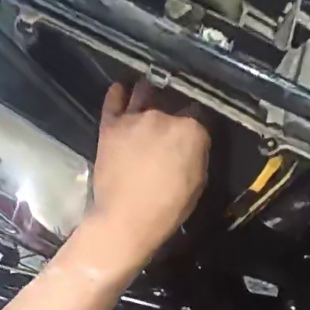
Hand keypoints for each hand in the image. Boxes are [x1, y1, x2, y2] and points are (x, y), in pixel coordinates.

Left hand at [81, 81, 209, 268]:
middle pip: (171, 98)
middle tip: (171, 115)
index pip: (199, 111)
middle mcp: (163, 115)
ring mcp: (135, 117)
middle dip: (173, 104)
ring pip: (144, 90)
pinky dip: (119, 92)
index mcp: (191, 129)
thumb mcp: (198, 181)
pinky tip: (122, 90)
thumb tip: (193, 142)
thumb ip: (197, 153)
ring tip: (148, 98)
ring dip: (149, 92)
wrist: (126, 218)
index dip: (197, 118)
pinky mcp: (110, 124)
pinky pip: (114, 99)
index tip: (195, 125)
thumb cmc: (169, 207)